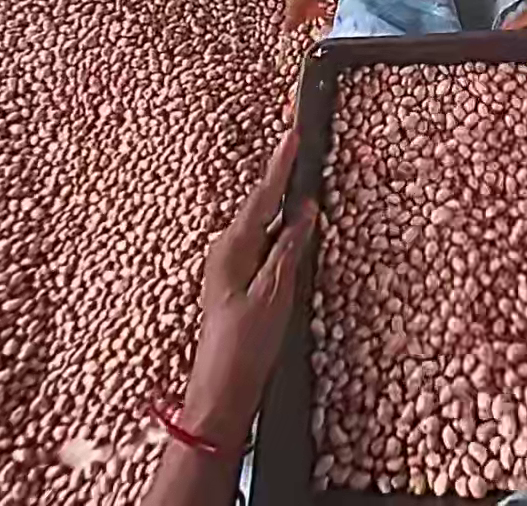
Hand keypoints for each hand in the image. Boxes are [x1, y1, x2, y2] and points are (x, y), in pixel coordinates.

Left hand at [180, 130, 316, 448]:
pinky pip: (264, 241)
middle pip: (262, 204)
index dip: (280, 164)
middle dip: (282, 177)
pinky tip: (294, 225)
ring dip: (283, 203)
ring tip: (303, 179)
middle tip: (301, 148)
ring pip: (264, 223)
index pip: (263, 195)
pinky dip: (281, 228)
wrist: (220, 392)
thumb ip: (290, 246)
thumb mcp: (275, 292)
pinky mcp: (238, 277)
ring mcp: (231, 263)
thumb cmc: (246, 343)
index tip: (292, 134)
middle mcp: (228, 248)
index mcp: (233, 246)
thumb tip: (306, 209)